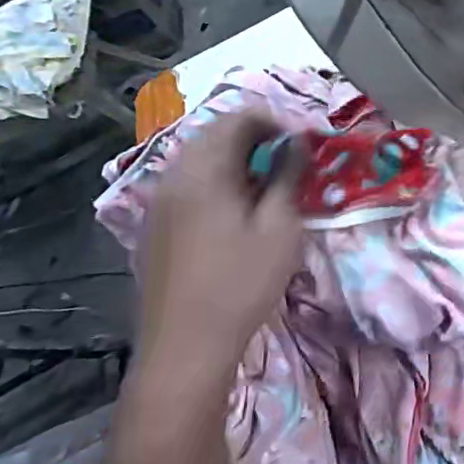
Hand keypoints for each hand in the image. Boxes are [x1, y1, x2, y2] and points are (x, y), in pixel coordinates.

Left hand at [135, 107, 303, 382]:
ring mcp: (159, 201)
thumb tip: (297, 143)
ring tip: (271, 187)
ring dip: (239, 160)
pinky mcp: (156, 224)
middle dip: (258, 139)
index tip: (306, 146)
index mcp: (203, 171)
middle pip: (216, 134)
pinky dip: (220, 181)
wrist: (186, 345)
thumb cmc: (241, 283)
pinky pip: (190, 183)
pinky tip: (240, 211)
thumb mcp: (280, 227)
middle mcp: (173, 176)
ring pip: (201, 158)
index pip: (238, 118)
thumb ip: (289, 176)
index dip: (277, 122)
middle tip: (293, 164)